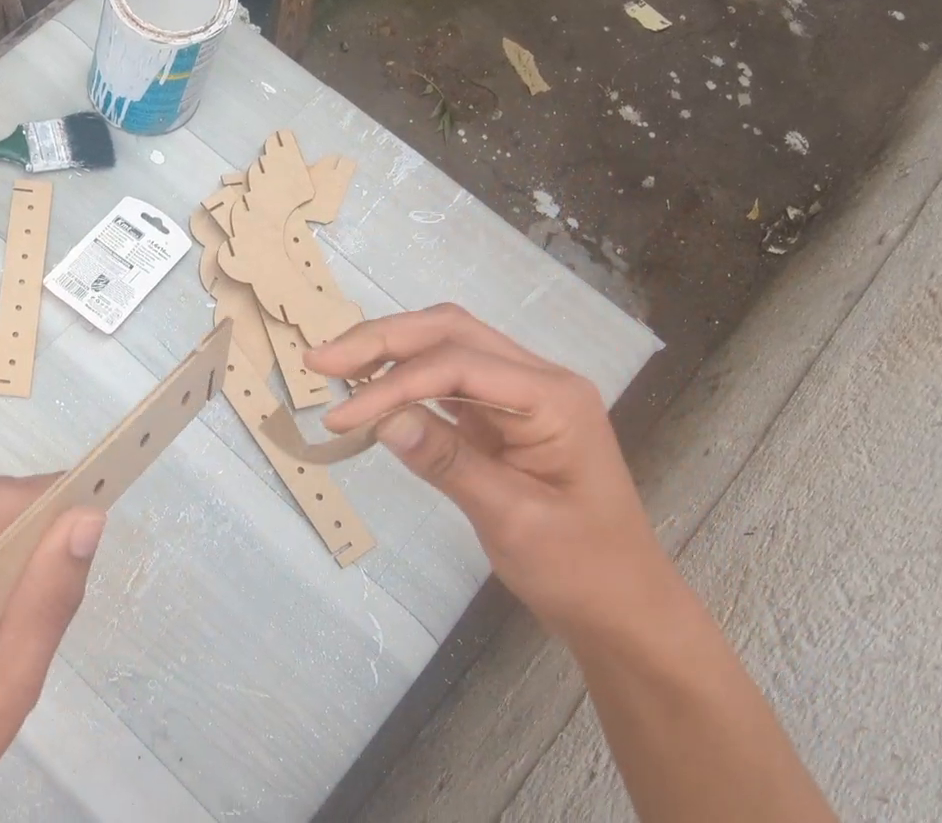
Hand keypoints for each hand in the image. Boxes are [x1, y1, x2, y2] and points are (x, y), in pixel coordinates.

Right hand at [306, 304, 674, 641]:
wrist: (622, 608)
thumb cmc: (581, 569)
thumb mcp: (512, 519)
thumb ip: (447, 461)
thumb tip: (380, 420)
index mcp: (553, 399)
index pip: (457, 366)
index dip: (391, 384)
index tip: (340, 416)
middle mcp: (538, 381)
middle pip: (449, 333)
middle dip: (381, 340)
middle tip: (319, 360)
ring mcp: (520, 396)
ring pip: (446, 346)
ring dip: (387, 350)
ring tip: (334, 366)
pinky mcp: (501, 416)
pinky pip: (446, 380)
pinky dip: (403, 378)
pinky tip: (370, 388)